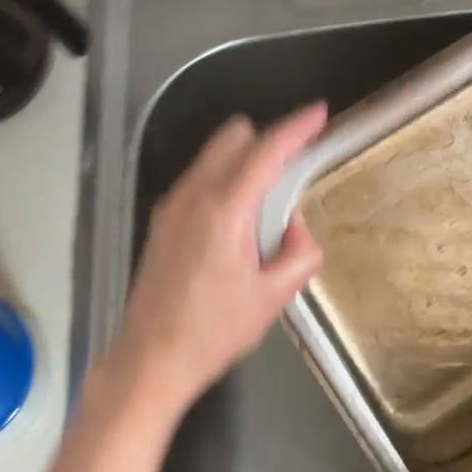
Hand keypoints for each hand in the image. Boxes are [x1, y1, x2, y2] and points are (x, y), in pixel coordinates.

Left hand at [113, 104, 326, 405]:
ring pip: (214, 158)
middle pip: (233, 138)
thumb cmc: (214, 332)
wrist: (153, 357)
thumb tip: (297, 231)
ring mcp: (172, 207)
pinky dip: (225, 188)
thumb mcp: (273, 298)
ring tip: (264, 221)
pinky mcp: (163, 223)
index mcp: (224, 210)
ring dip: (245, 168)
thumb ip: (299, 254)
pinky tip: (236, 234)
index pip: (266, 151)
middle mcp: (193, 196)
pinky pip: (200, 183)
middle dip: (267, 145)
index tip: (318, 114)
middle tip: (291, 184)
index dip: (296, 128)